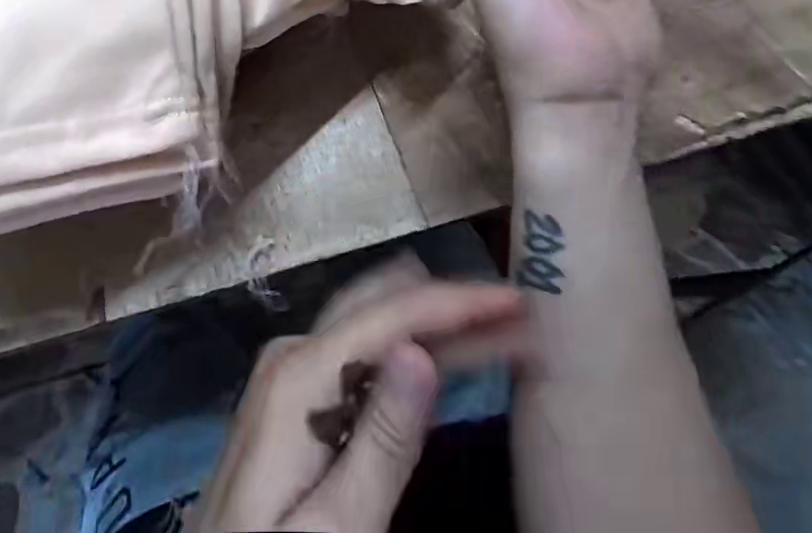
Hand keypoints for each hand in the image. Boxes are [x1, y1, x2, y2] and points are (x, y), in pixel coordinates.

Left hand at [193, 263, 527, 532]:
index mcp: (302, 373)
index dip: (457, 303)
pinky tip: (442, 352)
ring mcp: (291, 367)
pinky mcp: (296, 388)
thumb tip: (420, 352)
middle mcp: (294, 352)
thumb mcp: (339, 524)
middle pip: (382, 306)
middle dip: (449, 304)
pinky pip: (359, 350)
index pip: (390, 316)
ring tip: (496, 325)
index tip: (519, 301)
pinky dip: (406, 345)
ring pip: (373, 322)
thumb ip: (382, 439)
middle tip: (518, 312)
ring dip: (433, 321)